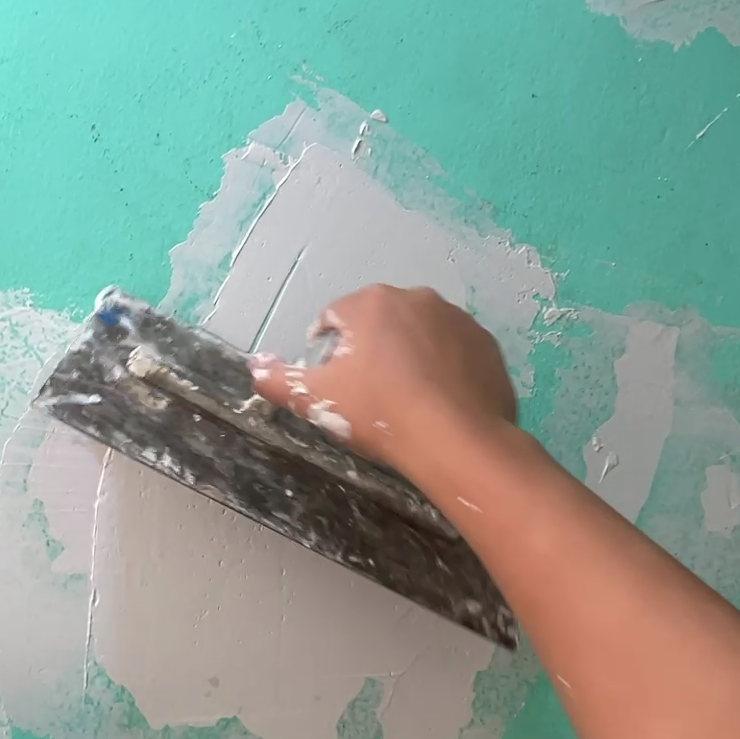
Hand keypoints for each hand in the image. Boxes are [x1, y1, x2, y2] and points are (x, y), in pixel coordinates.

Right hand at [249, 284, 517, 469]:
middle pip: (379, 319)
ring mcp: (457, 319)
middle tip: (364, 387)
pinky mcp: (487, 344)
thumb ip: (278, 380)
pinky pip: (453, 349)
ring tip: (402, 394)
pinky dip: (442, 365)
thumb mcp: (317, 400)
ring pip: (418, 331)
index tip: (329, 372)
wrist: (457, 440)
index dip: (325, 343)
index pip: (335, 316)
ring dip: (406, 352)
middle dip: (368, 345)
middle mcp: (416, 298)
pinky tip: (436, 398)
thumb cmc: (379, 413)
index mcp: (370, 304)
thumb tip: (252, 366)